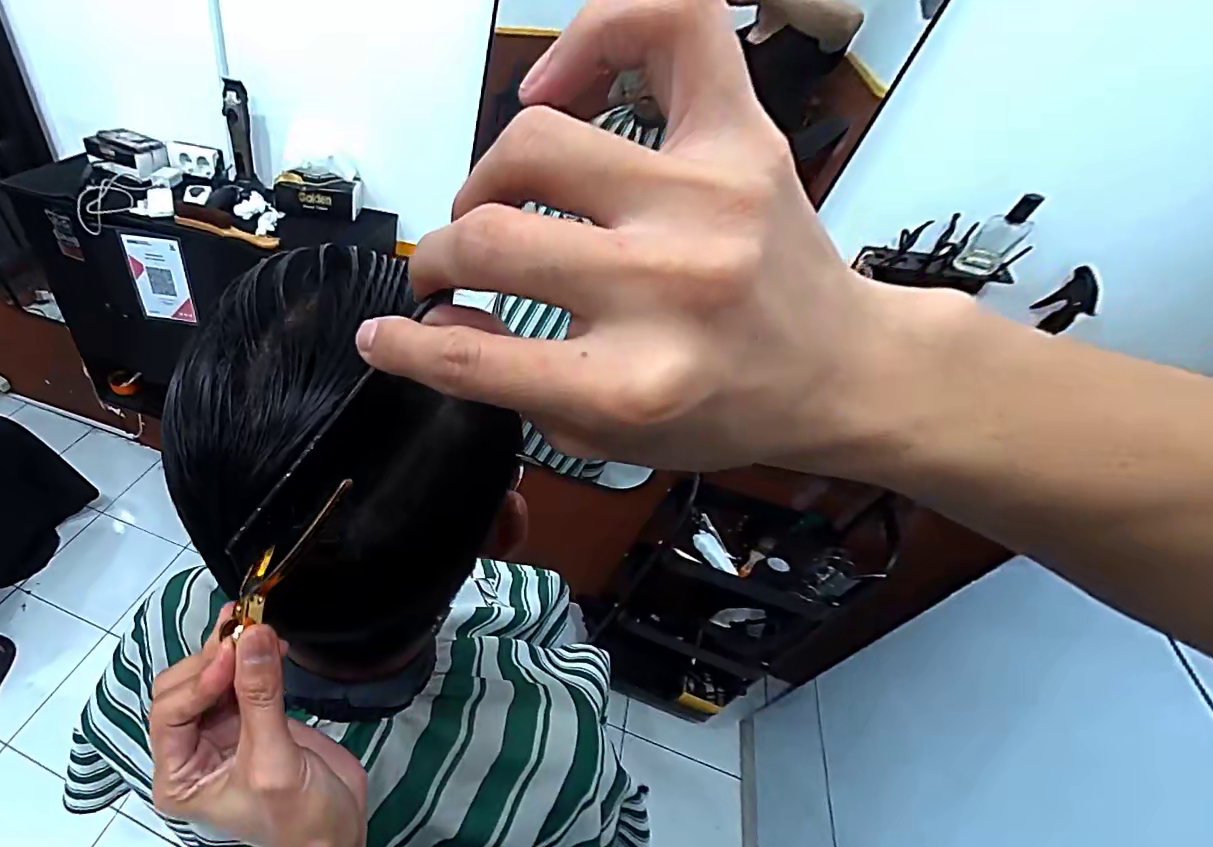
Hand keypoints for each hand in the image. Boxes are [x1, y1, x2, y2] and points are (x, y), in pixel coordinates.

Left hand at [146, 606, 367, 846]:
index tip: (233, 654)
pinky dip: (252, 655)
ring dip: (232, 649)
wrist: (339, 832)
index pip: (170, 714)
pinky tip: (270, 642)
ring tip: (257, 625)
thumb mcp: (275, 761)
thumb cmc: (300, 817)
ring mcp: (219, 730)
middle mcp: (190, 749)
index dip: (199, 680)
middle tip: (247, 631)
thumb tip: (254, 635)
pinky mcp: (248, 715)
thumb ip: (261, 697)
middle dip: (213, 659)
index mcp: (178, 775)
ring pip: (211, 675)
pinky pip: (240, 676)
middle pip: (184, 687)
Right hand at [355, 0, 936, 473]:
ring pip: (535, 145)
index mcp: (620, 384)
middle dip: (435, 257)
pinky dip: (595, 32)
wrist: (835, 372)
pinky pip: (670, 24)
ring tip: (491, 206)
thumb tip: (446, 321)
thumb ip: (510, 389)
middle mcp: (659, 287)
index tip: (377, 336)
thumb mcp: (598, 438)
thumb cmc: (713, 416)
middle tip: (442, 271)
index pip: (470, 359)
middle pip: (489, 239)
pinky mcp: (742, 139)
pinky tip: (554, 82)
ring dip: (482, 181)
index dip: (402, 346)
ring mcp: (704, 199)